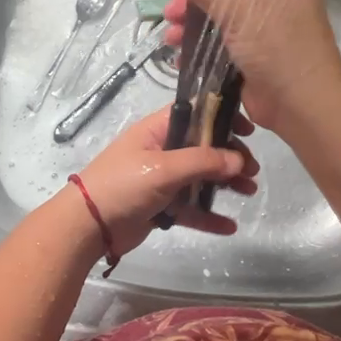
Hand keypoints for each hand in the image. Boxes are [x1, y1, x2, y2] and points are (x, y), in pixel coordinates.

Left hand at [72, 105, 258, 254]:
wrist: (88, 225)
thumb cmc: (123, 185)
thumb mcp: (164, 168)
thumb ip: (203, 162)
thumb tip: (239, 160)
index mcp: (157, 130)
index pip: (196, 114)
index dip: (223, 119)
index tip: (249, 131)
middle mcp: (161, 151)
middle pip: (204, 148)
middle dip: (230, 157)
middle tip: (252, 171)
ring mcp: (161, 180)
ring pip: (200, 178)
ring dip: (225, 184)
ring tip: (250, 192)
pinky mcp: (160, 207)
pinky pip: (190, 208)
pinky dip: (209, 215)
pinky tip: (230, 225)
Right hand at [158, 0, 340, 131]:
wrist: (302, 104)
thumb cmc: (275, 45)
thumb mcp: (235, 6)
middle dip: (192, 3)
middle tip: (171, 15)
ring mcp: (266, 32)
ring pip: (221, 21)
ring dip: (192, 28)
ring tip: (171, 38)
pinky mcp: (255, 59)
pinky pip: (222, 47)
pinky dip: (201, 50)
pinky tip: (180, 57)